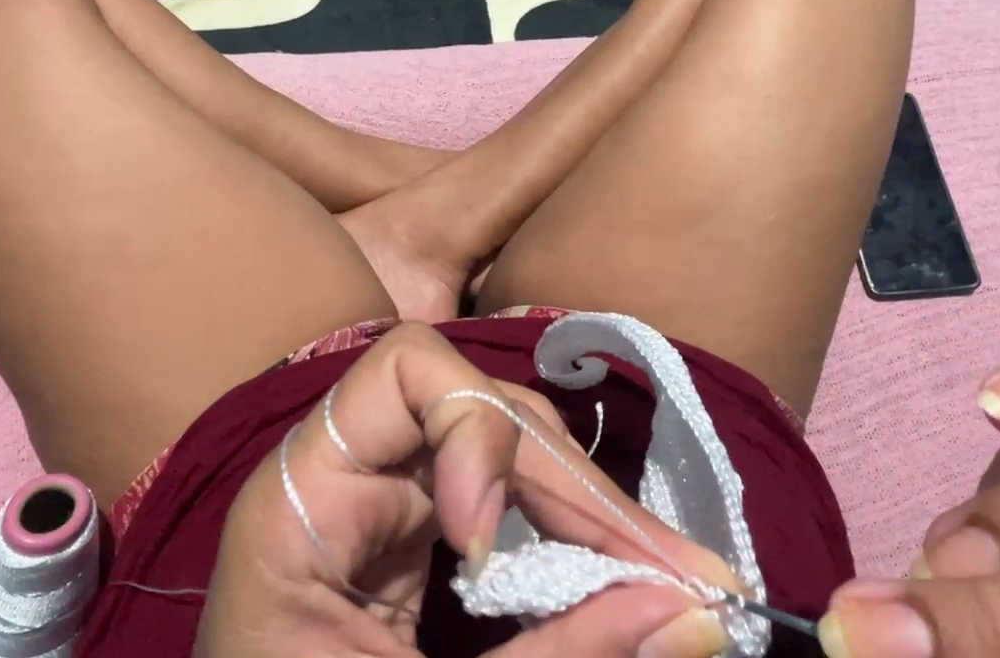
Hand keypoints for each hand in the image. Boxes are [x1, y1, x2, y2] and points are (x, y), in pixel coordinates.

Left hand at [195, 323, 738, 656]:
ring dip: (590, 501)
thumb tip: (695, 613)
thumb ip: (555, 653)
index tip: (488, 544)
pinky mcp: (421, 519)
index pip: (403, 370)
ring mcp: (390, 486)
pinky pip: (508, 487)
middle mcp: (352, 464)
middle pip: (485, 408)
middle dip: (579, 487)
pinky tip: (616, 563)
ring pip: (511, 440)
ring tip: (666, 569)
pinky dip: (568, 523)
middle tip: (677, 573)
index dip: (472, 429)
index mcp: (303, 493)